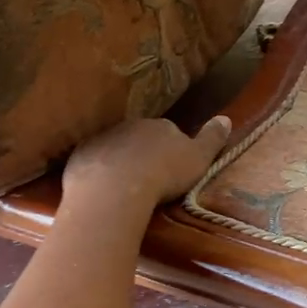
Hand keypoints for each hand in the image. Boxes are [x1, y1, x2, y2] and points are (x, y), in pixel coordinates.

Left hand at [62, 116, 233, 212]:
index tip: (173, 166)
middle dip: (144, 151)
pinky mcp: (80, 155)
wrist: (114, 189)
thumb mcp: (199, 159)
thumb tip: (226, 117)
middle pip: (141, 136)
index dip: (172, 148)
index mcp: (162, 125)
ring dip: (121, 159)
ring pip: (116, 146)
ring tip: (126, 184)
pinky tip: (104, 188)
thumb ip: (212, 138)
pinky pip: (93, 160)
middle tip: (149, 176)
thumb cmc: (164, 174)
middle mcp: (132, 124)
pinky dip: (99, 170)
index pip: (169, 131)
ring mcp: (103, 138)